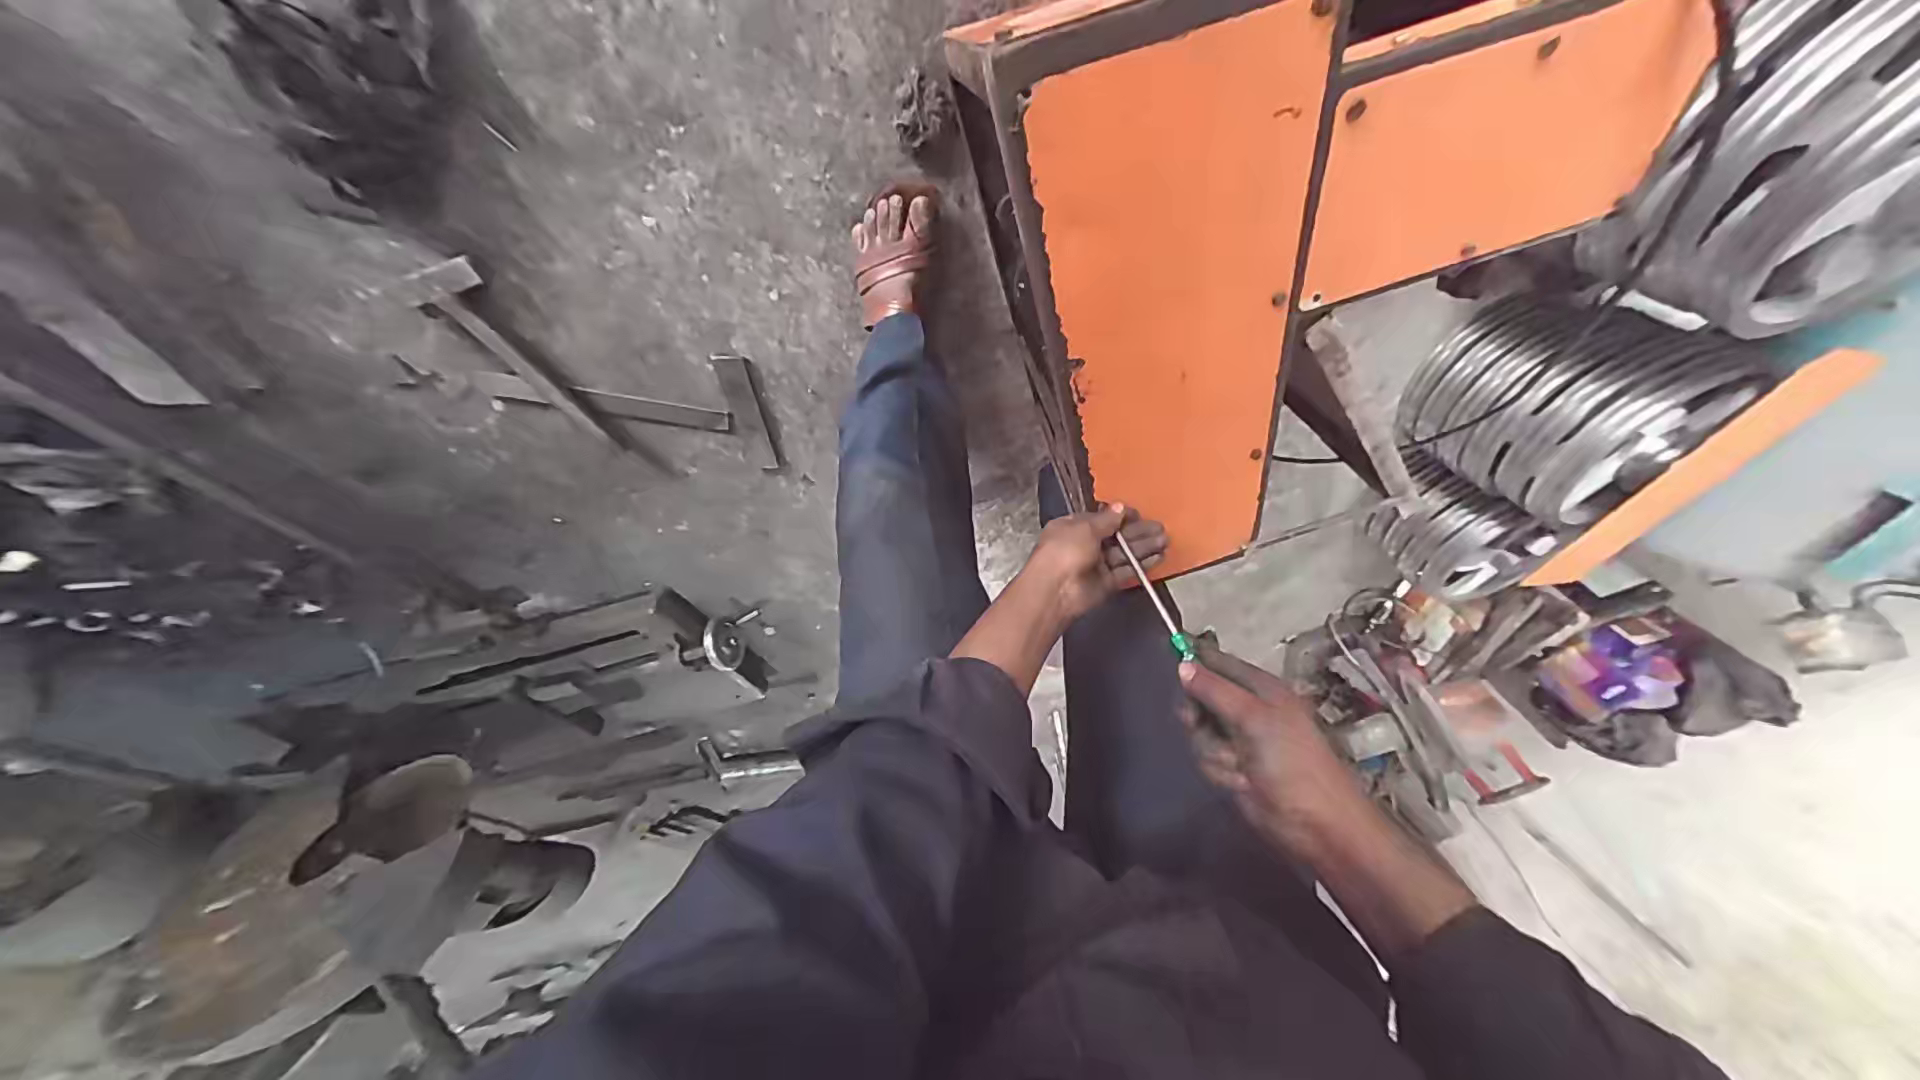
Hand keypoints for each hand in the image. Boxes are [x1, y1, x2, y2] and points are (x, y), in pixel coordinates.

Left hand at [1020, 503, 1167, 624]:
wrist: (1055, 589)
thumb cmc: (1065, 550)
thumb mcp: (1085, 527)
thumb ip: (1106, 519)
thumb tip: (1120, 508)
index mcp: (1073, 527)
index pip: (1100, 519)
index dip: (1119, 516)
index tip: (1138, 514)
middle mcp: (1084, 545)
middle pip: (1115, 536)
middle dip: (1137, 531)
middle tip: (1160, 528)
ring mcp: (1095, 565)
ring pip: (1123, 553)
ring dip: (1144, 546)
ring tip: (1165, 540)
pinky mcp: (1105, 584)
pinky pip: (1125, 572)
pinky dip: (1141, 565)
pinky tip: (1158, 557)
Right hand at [1177, 642, 1373, 853]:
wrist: (1314, 822)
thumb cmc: (1291, 761)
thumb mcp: (1253, 717)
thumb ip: (1215, 690)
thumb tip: (1181, 665)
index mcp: (1260, 688)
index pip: (1218, 662)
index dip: (1194, 662)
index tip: (1174, 668)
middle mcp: (1247, 708)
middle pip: (1200, 697)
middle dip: (1198, 715)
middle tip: (1194, 722)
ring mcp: (1238, 739)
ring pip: (1199, 731)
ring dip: (1213, 749)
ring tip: (1236, 764)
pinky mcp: (1232, 766)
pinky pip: (1206, 757)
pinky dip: (1219, 770)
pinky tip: (1239, 781)